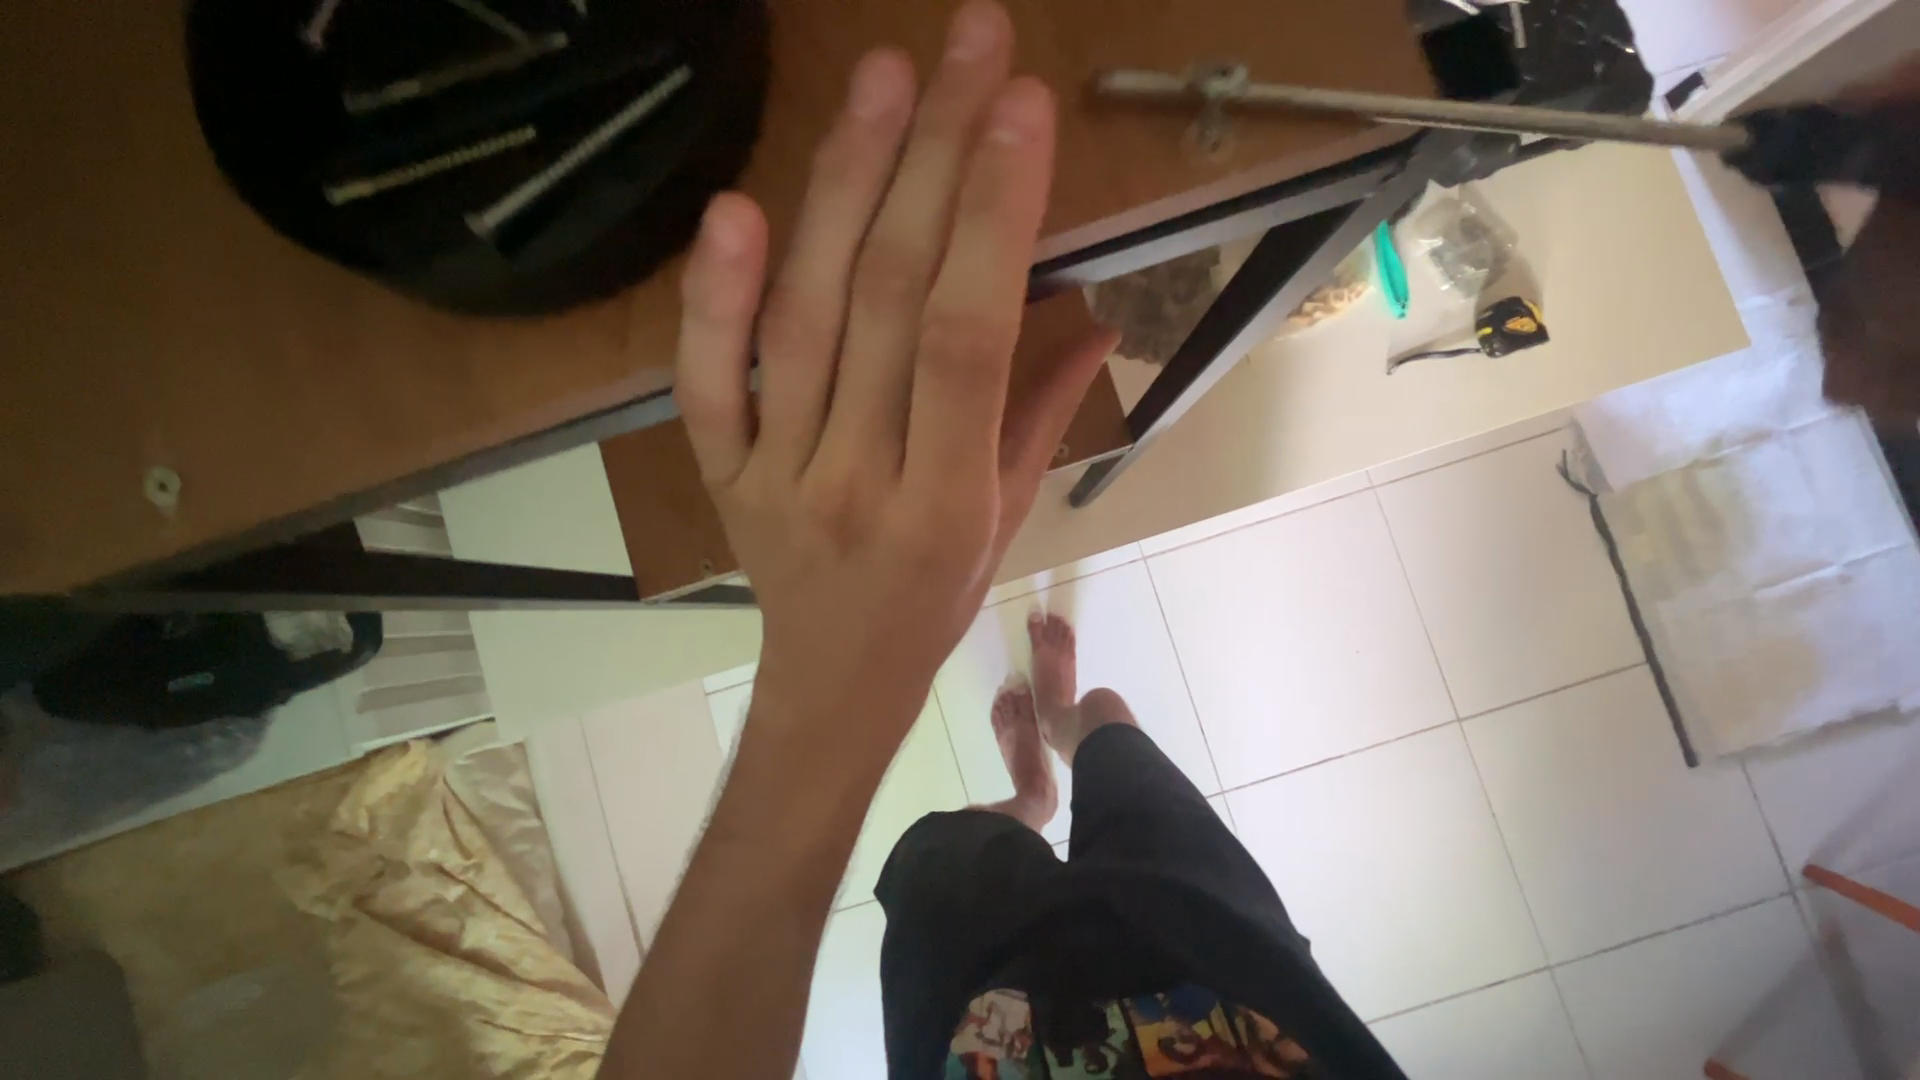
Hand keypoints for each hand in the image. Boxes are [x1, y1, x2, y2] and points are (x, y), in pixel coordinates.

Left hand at [672, 1, 1116, 745]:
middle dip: (935, 160)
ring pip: (804, 316)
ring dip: (843, 186)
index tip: (1024, 110)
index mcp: (945, 502)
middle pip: (887, 300)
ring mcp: (776, 473)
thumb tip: (1100, 316)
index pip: (966, 339)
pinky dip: (714, 297)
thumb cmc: (932, 605)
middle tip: (969, 45)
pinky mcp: (720, 470)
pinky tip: (735, 207)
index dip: (996, 218)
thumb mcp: (1005, 525)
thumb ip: (1043, 419)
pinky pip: (708, 382)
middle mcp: (857, 477)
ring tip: (886, 78)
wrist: (833, 679)